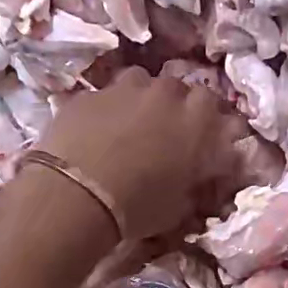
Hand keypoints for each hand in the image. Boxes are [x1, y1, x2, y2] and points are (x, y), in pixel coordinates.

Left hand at [39, 67, 248, 240]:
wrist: (77, 194)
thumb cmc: (140, 205)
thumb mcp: (180, 205)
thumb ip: (195, 183)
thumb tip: (199, 178)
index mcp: (195, 120)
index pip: (211, 104)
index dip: (205, 119)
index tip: (200, 137)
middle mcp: (164, 95)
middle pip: (176, 88)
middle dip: (173, 105)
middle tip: (165, 132)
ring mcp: (123, 90)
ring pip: (139, 81)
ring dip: (140, 98)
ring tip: (130, 125)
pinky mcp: (87, 95)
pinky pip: (104, 97)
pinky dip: (105, 111)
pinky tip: (95, 133)